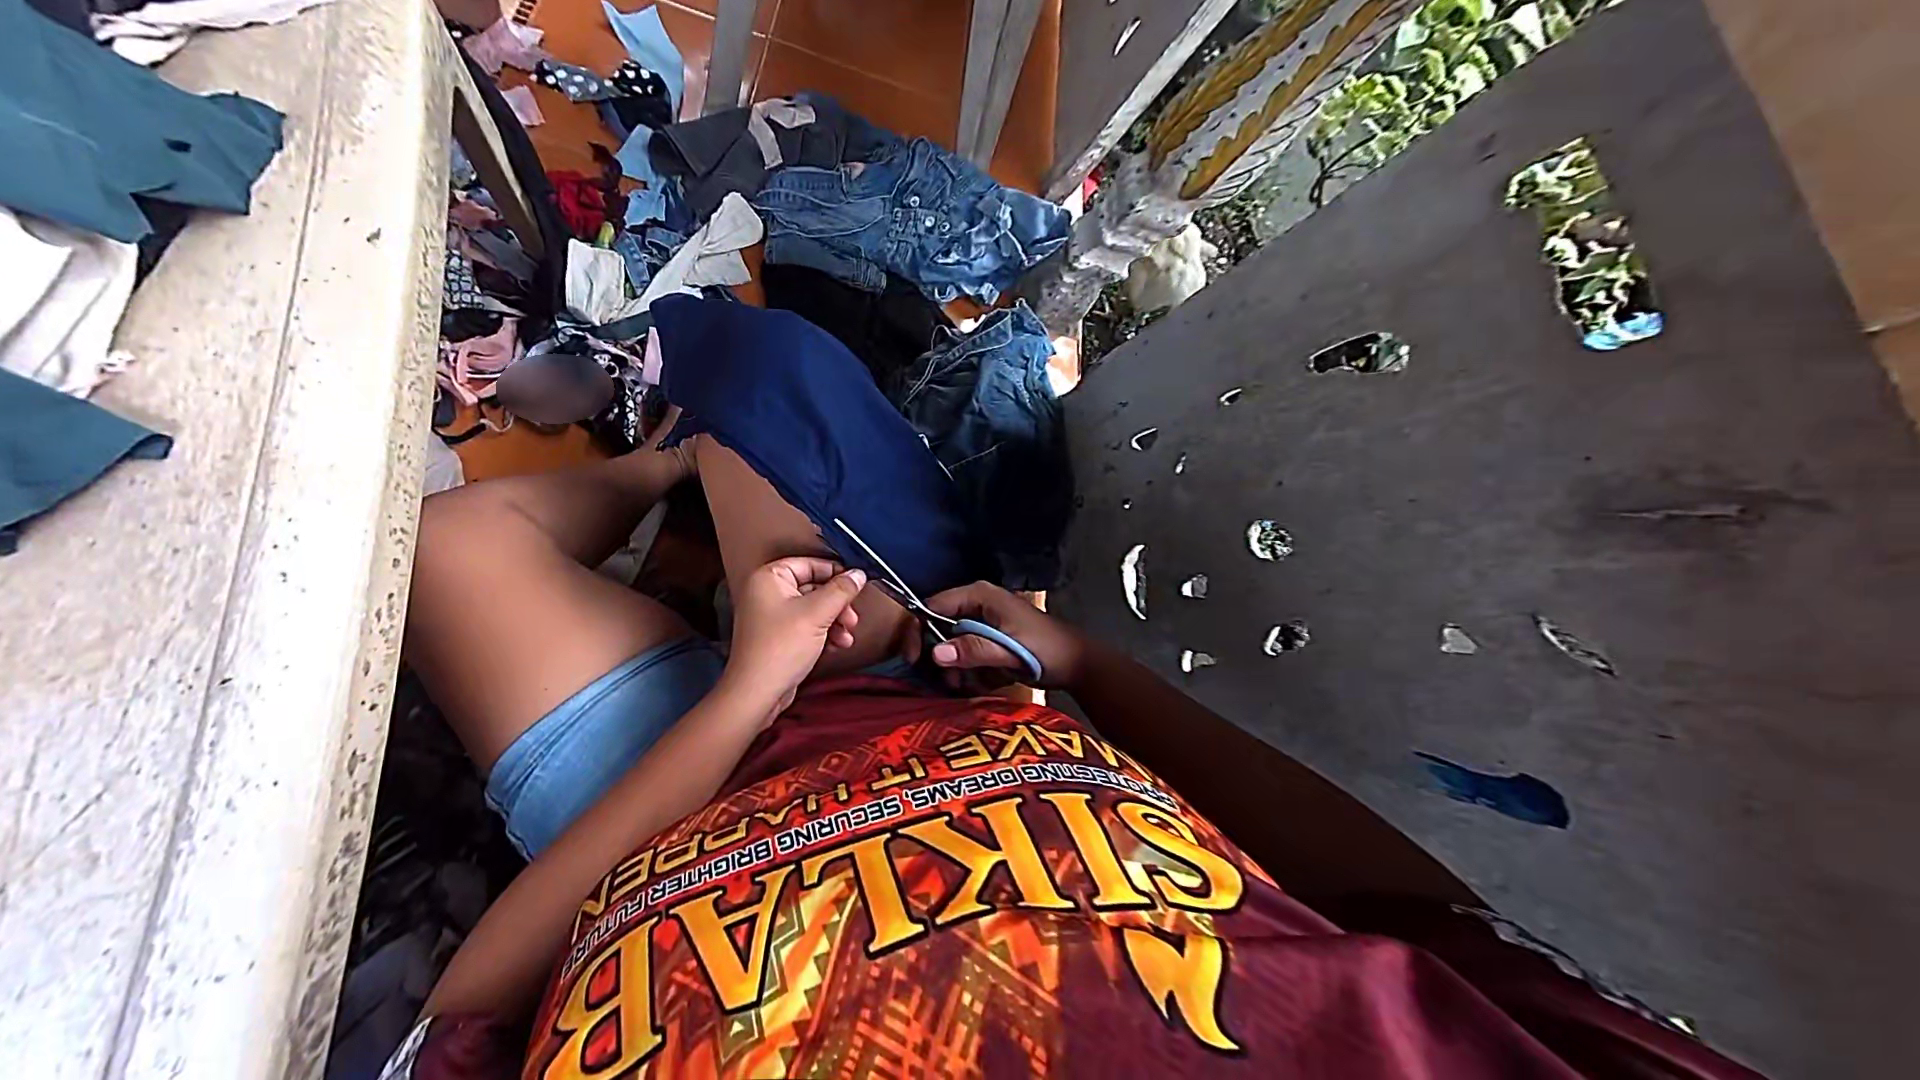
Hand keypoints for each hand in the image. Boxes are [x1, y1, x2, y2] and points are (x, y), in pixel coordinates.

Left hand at [723, 557, 866, 720]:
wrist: (759, 691)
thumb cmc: (778, 649)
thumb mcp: (818, 613)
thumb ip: (842, 590)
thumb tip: (858, 574)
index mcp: (770, 578)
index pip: (810, 564)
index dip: (835, 574)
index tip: (855, 584)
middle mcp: (768, 592)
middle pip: (814, 587)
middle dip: (838, 604)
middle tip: (851, 616)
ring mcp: (773, 615)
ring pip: (815, 608)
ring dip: (835, 620)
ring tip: (846, 635)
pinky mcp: (779, 635)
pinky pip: (808, 625)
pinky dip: (825, 632)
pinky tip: (837, 644)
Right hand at [917, 581, 1090, 691]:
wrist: (1078, 664)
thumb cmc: (1046, 651)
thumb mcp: (1008, 651)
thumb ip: (972, 650)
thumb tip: (935, 652)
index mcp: (979, 595)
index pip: (932, 605)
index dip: (919, 631)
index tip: (915, 660)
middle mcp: (978, 603)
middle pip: (940, 627)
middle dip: (944, 657)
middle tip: (951, 682)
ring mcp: (985, 621)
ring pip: (954, 645)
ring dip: (960, 668)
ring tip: (973, 684)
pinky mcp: (991, 638)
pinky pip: (969, 653)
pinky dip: (973, 670)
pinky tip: (987, 681)